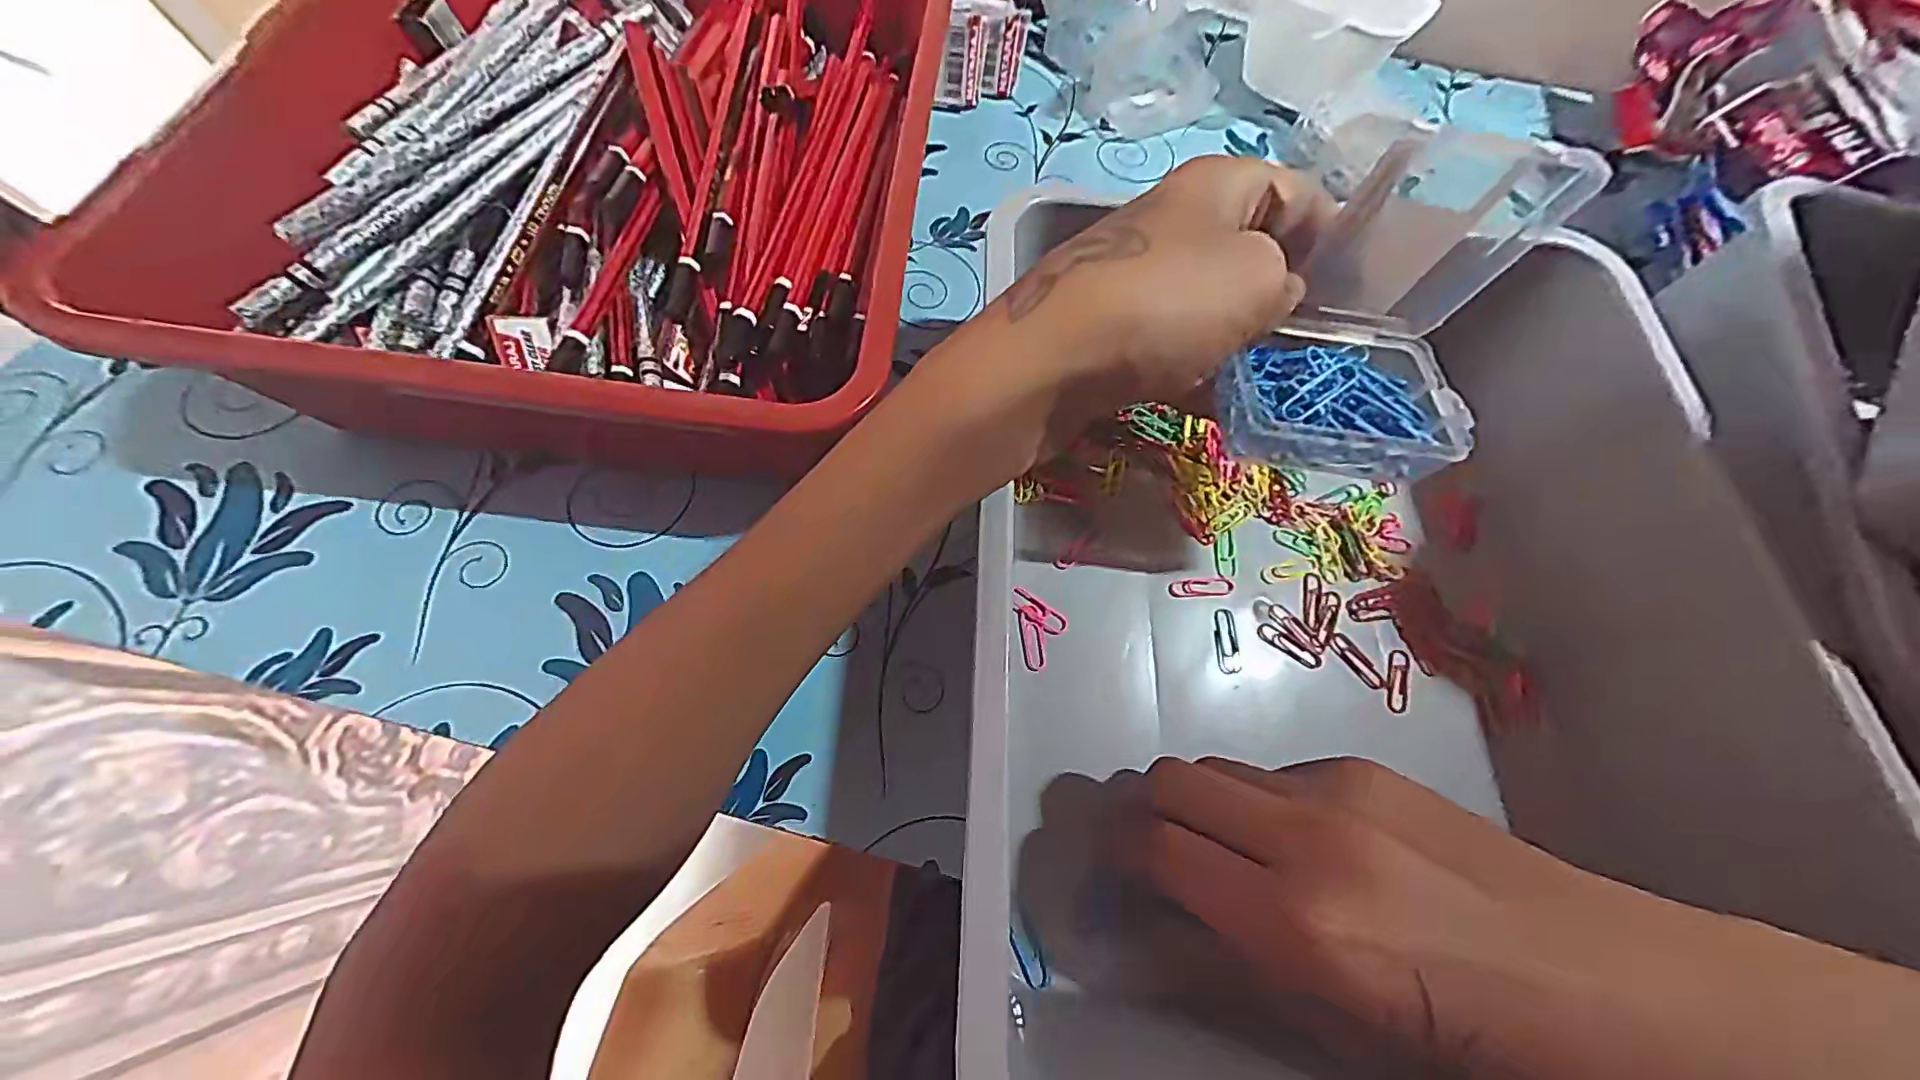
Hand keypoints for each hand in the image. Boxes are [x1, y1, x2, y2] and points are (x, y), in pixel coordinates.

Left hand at [903, 156, 1333, 477]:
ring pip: (1204, 313)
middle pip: (1244, 257)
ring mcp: (1133, 286)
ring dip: (1236, 347)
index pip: (1291, 192)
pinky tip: (1217, 410)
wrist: (1050, 364)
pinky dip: (1192, 379)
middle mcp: (1170, 228)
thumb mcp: (1257, 278)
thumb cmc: (1164, 305)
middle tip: (1307, 345)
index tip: (1349, 289)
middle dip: (1278, 300)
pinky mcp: (1108, 338)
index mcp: (1213, 187)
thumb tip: (1276, 293)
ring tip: (1269, 385)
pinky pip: (1166, 353)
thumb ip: (1286, 278)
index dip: (1327, 236)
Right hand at [1133, 757, 1919, 1079]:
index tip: (1102, 864)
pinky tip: (1294, 837)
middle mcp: (1306, 837)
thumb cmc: (1460, 1036)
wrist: (1606, 980)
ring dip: (1193, 798)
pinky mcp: (1366, 767)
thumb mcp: (1329, 1024)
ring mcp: (1339, 789)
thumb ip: (1222, 965)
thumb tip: (1147, 924)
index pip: (1156, 849)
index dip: (1113, 851)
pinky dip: (1251, 796)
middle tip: (1139, 842)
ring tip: (1215, 841)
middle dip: (1137, 806)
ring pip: (1215, 765)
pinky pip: (1271, 770)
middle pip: (1169, 779)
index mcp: (1298, 922)